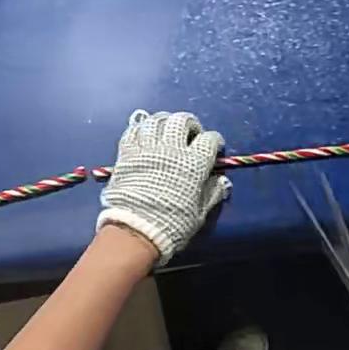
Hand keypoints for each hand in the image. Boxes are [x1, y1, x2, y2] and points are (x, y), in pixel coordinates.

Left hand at [95, 110, 229, 265]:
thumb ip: (212, 192)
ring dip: (164, 121)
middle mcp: (171, 150)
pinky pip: (133, 131)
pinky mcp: (126, 153)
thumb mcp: (200, 212)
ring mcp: (146, 150)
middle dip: (189, 124)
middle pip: (181, 121)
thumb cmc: (171, 224)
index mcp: (193, 163)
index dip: (214, 141)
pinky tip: (144, 134)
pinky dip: (140, 128)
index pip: (209, 139)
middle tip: (189, 135)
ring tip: (166, 130)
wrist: (135, 228)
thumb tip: (222, 181)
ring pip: (156, 120)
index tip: (214, 147)